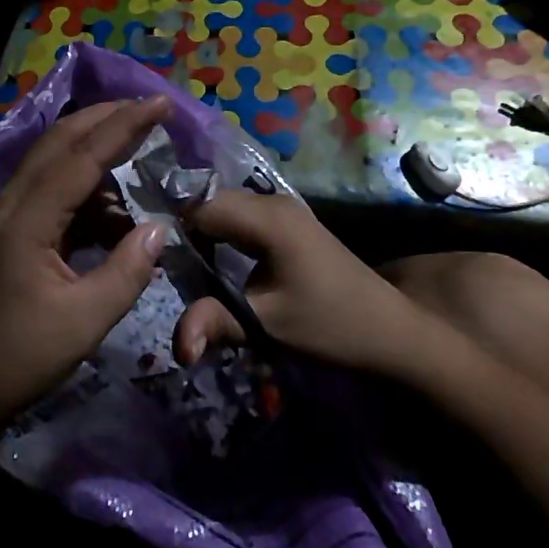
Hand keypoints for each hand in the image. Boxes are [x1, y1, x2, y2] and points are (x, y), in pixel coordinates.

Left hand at [0, 98, 171, 431]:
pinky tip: (113, 198)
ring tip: (139, 144)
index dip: (124, 126)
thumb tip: (159, 229)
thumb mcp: (83, 321)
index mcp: (26, 219)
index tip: (161, 103)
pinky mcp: (10, 229)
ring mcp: (7, 215)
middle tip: (150, 106)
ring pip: (53, 159)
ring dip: (94, 144)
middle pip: (60, 140)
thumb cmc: (19, 357)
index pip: (82, 156)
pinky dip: (85, 180)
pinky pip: (51, 187)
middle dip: (106, 117)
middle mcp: (12, 204)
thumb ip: (127, 271)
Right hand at [173, 189, 421, 376]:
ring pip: (230, 210)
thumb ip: (215, 323)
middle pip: (214, 204)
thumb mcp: (267, 323)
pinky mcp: (293, 224)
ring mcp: (287, 210)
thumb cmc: (329, 323)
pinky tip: (222, 266)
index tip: (158, 263)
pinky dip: (228, 237)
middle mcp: (275, 202)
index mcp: (268, 218)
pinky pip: (246, 219)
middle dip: (190, 233)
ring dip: (209, 235)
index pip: (203, 208)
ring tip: (191, 270)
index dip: (176, 232)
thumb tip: (175, 346)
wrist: (390, 331)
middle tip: (171, 270)